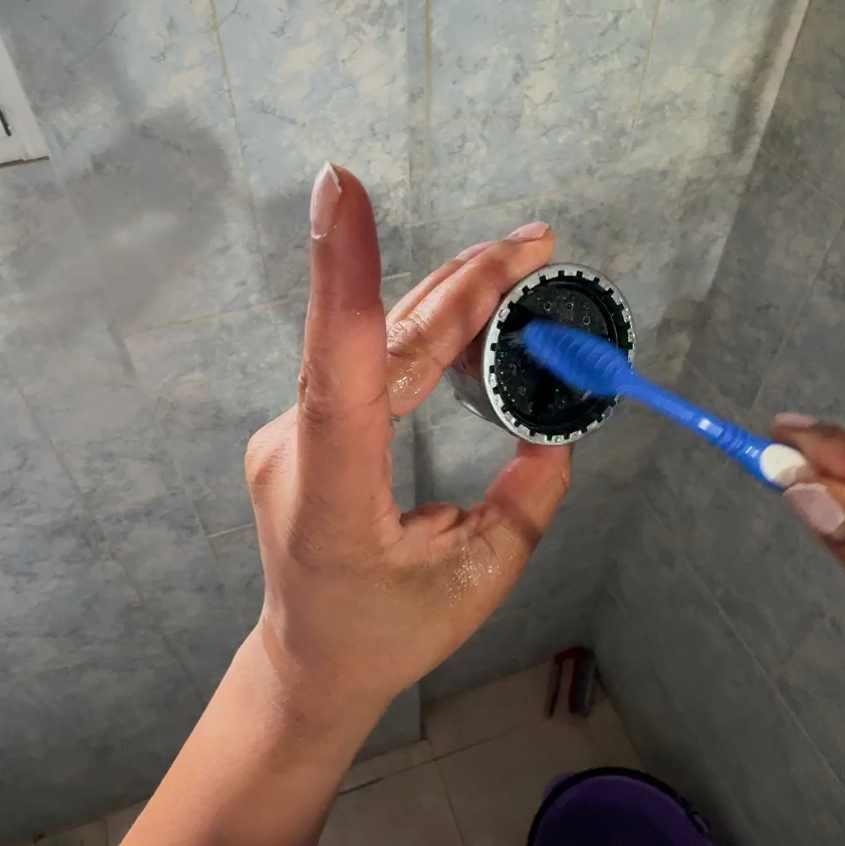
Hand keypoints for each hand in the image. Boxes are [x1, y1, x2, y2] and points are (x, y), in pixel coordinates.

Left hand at [242, 164, 572, 721]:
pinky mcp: (304, 425)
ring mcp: (291, 432)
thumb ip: (524, 503)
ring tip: (518, 266)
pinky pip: (366, 363)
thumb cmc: (387, 633)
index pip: (337, 373)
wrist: (310, 658)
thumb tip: (553, 429)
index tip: (341, 188)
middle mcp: (297, 449)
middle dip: (463, 287)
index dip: (347, 279)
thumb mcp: (476, 581)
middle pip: (382, 345)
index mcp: (332, 498)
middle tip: (536, 245)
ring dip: (448, 300)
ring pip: (374, 344)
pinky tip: (471, 312)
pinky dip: (424, 332)